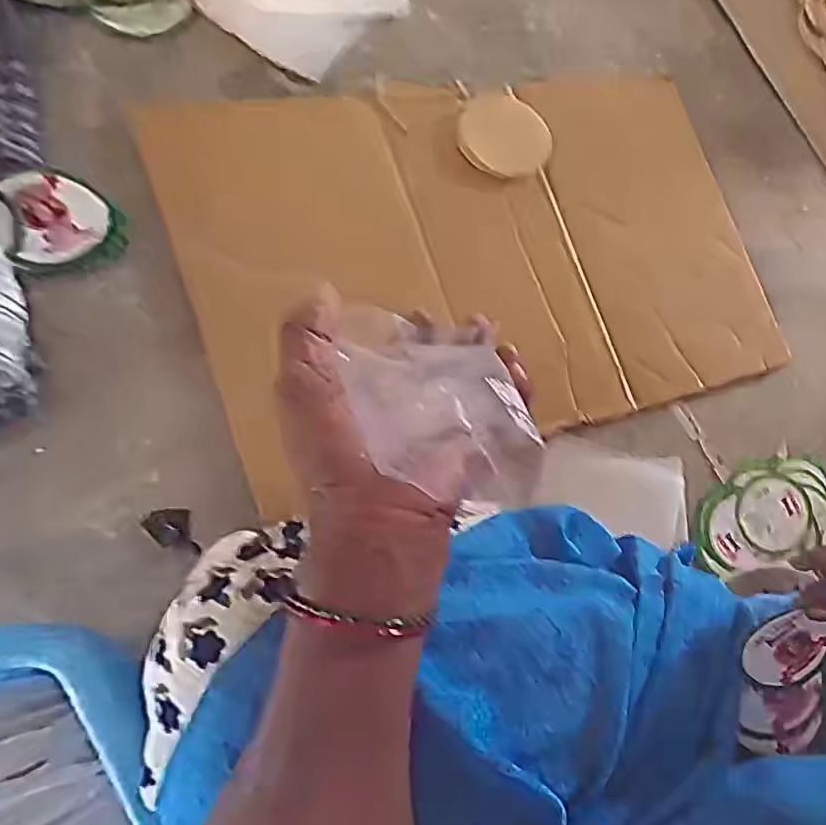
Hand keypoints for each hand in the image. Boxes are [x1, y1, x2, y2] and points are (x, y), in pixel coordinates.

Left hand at [276, 290, 528, 619]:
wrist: (387, 531)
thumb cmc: (343, 464)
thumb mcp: (306, 398)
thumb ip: (306, 347)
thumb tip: (324, 293)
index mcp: (367, 396)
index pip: (392, 353)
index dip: (408, 330)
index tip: (421, 314)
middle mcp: (408, 411)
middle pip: (441, 365)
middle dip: (460, 340)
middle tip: (476, 327)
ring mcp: (447, 432)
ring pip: (477, 385)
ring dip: (493, 360)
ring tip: (502, 344)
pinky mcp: (478, 450)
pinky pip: (504, 413)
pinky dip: (518, 390)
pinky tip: (519, 372)